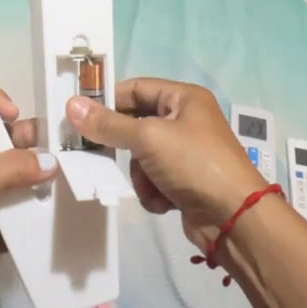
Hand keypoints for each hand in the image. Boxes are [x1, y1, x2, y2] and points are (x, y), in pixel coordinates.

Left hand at [0, 89, 58, 307]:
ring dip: (40, 176)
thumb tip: (51, 162)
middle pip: (4, 145)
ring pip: (18, 178)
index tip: (17, 112)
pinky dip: (41, 208)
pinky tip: (64, 202)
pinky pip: (25, 212)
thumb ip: (9, 169)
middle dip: (29, 142)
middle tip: (58, 144)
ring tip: (70, 170)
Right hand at [66, 78, 266, 250]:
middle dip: (124, 145)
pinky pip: (153, 179)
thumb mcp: (148, 138)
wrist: (235, 219)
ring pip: (142, 156)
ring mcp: (187, 153)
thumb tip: (71, 105)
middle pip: (137, 124)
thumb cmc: (194, 163)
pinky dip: (153, 191)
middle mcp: (186, 121)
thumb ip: (108, 124)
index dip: (109, 99)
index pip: (136, 88)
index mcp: (184, 98)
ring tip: (150, 185)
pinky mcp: (185, 182)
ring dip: (140, 174)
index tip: (81, 116)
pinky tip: (163, 201)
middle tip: (101, 155)